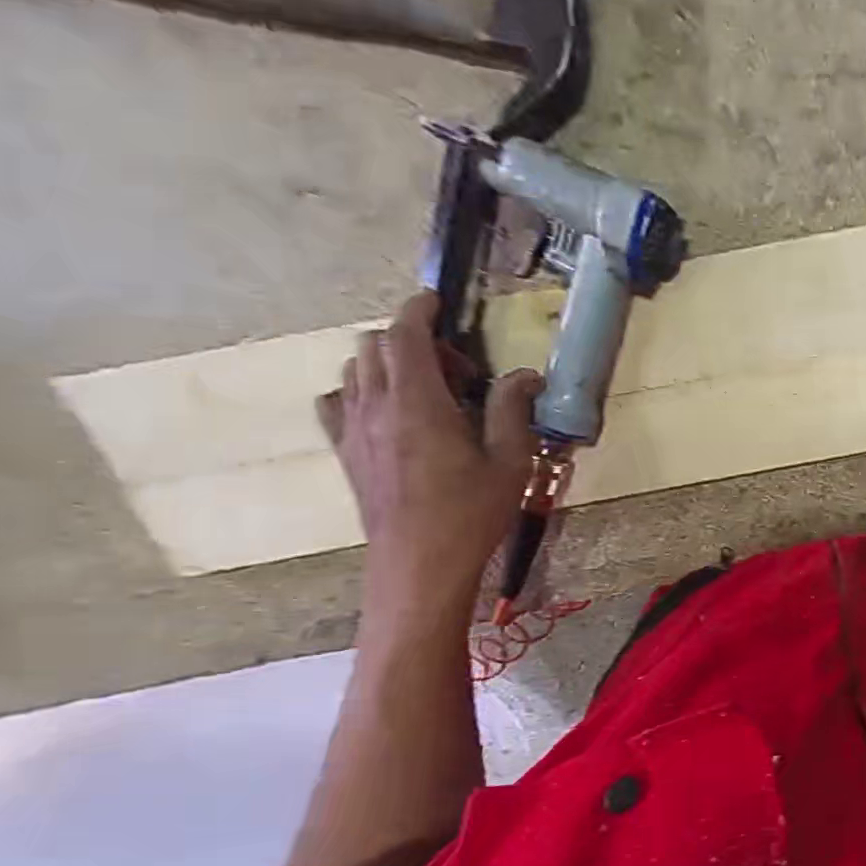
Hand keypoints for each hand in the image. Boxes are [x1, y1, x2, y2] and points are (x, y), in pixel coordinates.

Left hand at [316, 293, 541, 615]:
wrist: (419, 565)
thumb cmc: (471, 513)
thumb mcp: (510, 462)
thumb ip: (514, 411)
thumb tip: (525, 376)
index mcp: (418, 403)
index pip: (404, 335)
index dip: (419, 310)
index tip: (437, 301)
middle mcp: (375, 407)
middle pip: (376, 346)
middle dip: (415, 342)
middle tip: (459, 372)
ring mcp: (353, 429)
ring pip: (356, 370)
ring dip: (391, 365)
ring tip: (430, 393)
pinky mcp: (346, 452)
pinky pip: (340, 401)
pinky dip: (362, 390)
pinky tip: (390, 414)